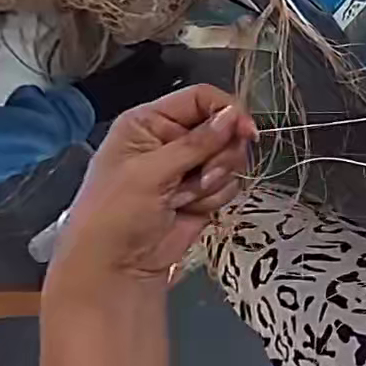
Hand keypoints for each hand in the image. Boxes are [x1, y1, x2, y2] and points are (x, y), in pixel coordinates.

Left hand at [51, 84, 257, 287]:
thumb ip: (196, 143)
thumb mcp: (150, 172)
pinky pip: (231, 183)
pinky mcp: (205, 190)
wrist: (118, 266)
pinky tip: (190, 209)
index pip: (202, 99)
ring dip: (215, 181)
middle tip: (200, 177)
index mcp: (150, 122)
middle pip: (225, 129)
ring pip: (232, 158)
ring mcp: (191, 166)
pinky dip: (216, 198)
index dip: (229, 112)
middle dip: (219, 156)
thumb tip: (235, 115)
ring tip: (183, 198)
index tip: (248, 133)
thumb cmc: (117, 213)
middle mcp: (173, 138)